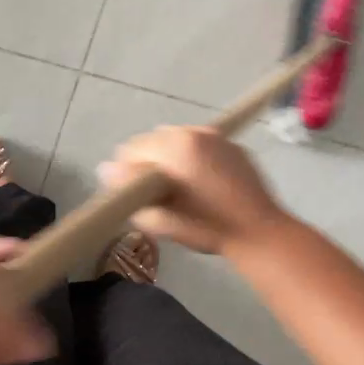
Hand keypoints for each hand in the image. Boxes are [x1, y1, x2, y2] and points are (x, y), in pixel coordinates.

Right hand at [99, 125, 291, 256]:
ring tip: (177, 185)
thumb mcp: (159, 219)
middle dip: (146, 162)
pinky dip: (189, 155)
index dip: (125, 173)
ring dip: (167, 157)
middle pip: (151, 140)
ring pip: (173, 138)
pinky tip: (197, 180)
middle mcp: (193, 133)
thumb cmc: (206, 229)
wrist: (258, 231)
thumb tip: (105, 170)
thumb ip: (127, 192)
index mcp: (175, 149)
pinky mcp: (229, 143)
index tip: (133, 195)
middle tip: (154, 192)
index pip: (130, 150)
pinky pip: (196, 142)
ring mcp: (215, 135)